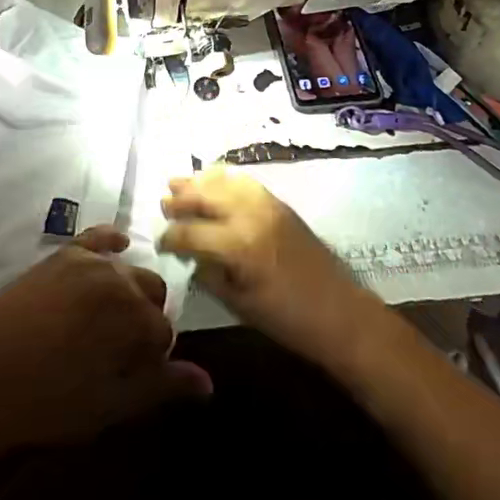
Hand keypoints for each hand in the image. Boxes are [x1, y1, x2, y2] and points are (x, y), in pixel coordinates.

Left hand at [0, 227, 210, 459]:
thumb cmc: (42, 403)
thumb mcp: (105, 406)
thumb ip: (159, 387)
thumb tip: (207, 382)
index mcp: (132, 317)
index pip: (165, 333)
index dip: (153, 358)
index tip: (133, 375)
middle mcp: (118, 279)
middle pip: (154, 295)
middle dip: (145, 322)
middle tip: (118, 353)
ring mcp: (87, 262)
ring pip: (130, 271)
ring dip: (129, 293)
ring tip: (105, 323)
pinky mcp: (60, 255)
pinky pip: (98, 237)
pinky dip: (112, 243)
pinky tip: (117, 251)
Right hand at [158, 167, 375, 361]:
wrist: (339, 312)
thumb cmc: (287, 319)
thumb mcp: (238, 304)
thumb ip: (209, 274)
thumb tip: (191, 255)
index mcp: (239, 246)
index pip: (191, 232)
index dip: (170, 238)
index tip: (160, 244)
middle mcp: (252, 216)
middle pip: (207, 196)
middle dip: (182, 199)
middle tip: (164, 204)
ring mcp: (269, 206)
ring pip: (228, 182)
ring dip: (202, 182)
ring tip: (182, 184)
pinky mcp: (282, 205)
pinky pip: (248, 183)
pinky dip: (227, 180)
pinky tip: (216, 184)